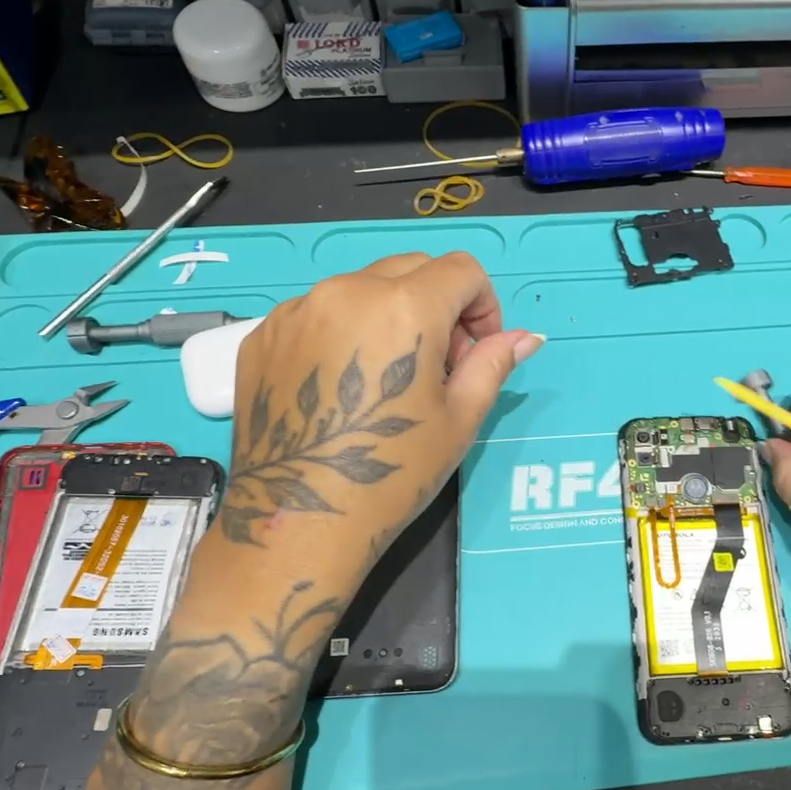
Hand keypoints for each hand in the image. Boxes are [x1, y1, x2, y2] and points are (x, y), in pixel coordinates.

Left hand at [219, 252, 540, 566]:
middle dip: (438, 305)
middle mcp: (346, 291)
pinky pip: (318, 313)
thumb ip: (493, 363)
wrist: (300, 520)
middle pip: (411, 269)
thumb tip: (528, 337)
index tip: (476, 351)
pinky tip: (340, 391)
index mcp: (404, 307)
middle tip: (437, 367)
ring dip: (389, 316)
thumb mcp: (459, 419)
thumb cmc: (394, 472)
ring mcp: (297, 310)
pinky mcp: (262, 335)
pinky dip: (342, 333)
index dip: (483, 306)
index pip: (463, 271)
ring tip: (384, 382)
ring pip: (362, 288)